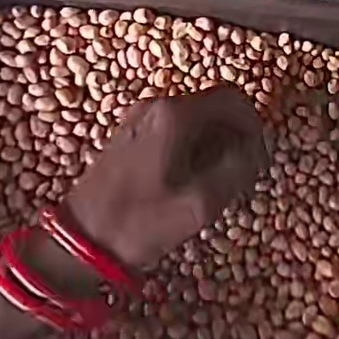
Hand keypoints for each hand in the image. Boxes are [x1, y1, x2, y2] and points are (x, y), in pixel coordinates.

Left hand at [64, 86, 268, 268]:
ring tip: (217, 181)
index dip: (253, 125)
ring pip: (196, 118)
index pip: (232, 100)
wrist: (79, 238)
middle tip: (241, 173)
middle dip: (235, 135)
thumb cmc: (138, 222)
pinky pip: (176, 128)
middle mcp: (157, 105)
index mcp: (174, 115)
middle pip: (214, 107)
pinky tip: (191, 178)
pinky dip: (194, 145)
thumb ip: (235, 172)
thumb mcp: (198, 205)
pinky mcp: (132, 132)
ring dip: (215, 143)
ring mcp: (141, 116)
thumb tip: (254, 152)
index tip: (259, 157)